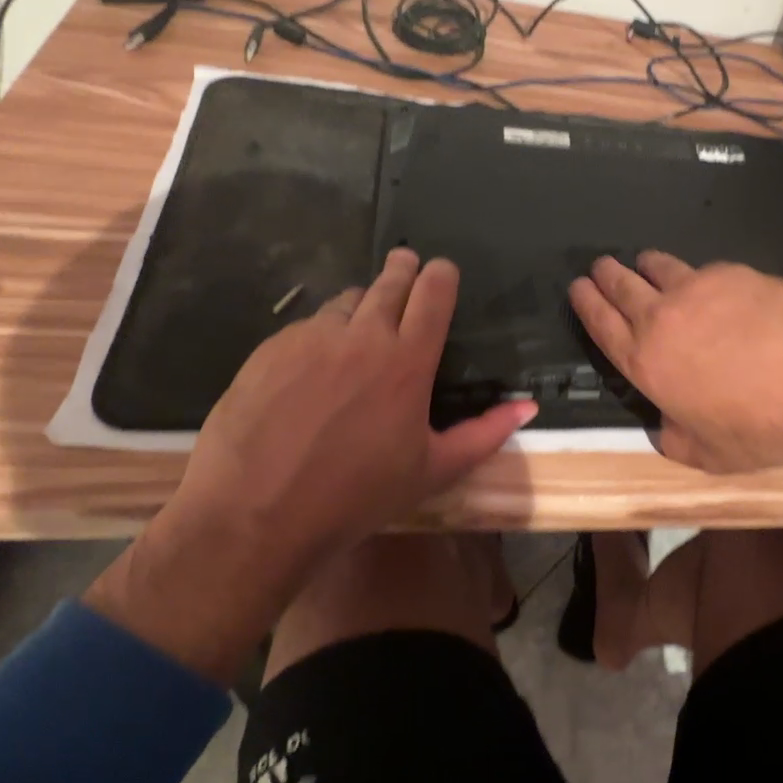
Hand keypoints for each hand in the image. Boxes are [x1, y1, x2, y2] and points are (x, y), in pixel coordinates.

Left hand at [86, 249, 535, 681]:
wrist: (255, 515)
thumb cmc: (356, 497)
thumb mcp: (433, 471)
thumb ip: (485, 433)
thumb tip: (527, 406)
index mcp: (407, 360)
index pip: (432, 293)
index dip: (441, 275)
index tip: (442, 270)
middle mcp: (361, 336)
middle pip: (388, 281)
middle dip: (403, 269)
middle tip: (406, 267)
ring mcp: (310, 339)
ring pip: (345, 301)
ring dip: (361, 304)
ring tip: (361, 325)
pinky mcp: (269, 350)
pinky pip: (305, 327)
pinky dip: (320, 334)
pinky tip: (315, 366)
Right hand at [568, 251, 782, 483]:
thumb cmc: (762, 429)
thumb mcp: (707, 454)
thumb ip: (673, 436)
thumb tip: (664, 424)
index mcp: (647, 362)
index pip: (602, 324)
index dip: (586, 303)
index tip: (577, 287)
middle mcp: (664, 317)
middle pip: (623, 286)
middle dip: (607, 275)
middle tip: (600, 267)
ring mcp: (701, 288)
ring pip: (661, 268)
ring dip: (646, 265)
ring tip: (644, 263)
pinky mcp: (737, 273)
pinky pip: (705, 270)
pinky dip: (697, 275)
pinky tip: (709, 282)